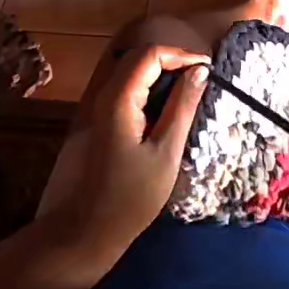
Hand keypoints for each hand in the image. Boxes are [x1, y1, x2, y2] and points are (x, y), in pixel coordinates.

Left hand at [37, 45, 208, 265]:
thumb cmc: (129, 198)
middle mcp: (103, 96)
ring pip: (131, 72)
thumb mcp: (166, 153)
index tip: (207, 69)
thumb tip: (200, 71)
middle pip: (138, 58)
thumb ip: (182, 107)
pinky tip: (165, 111)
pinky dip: (148, 90)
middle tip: (200, 80)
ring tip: (188, 93)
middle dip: (172, 61)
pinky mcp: (98, 122)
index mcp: (119, 100)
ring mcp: (97, 109)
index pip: (150, 54)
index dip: (181, 54)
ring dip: (161, 75)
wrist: (81, 234)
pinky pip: (125, 91)